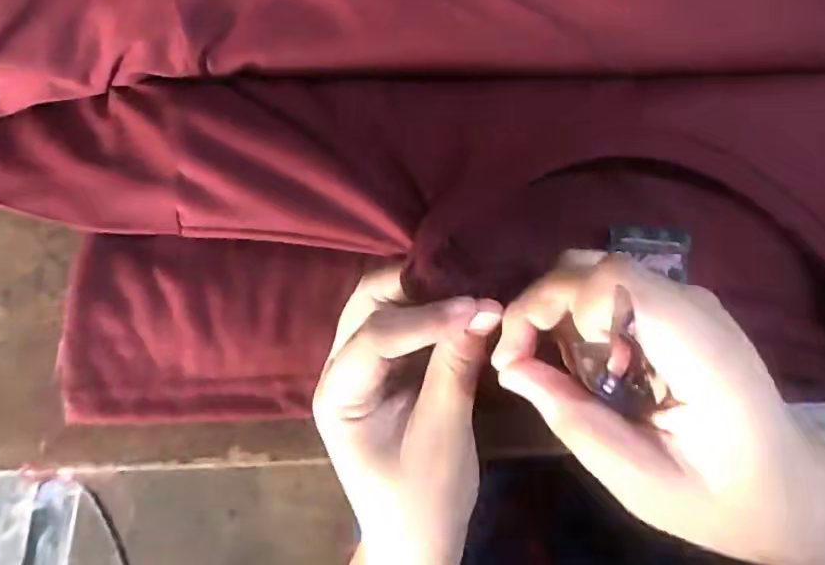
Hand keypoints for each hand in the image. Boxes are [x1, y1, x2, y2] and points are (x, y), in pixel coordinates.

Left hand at [314, 264, 501, 564]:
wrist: (417, 538)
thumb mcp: (443, 437)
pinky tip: (460, 302)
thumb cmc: (424, 499)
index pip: (377, 336)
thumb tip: (485, 306)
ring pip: (382, 299)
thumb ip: (456, 366)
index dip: (427, 317)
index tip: (477, 306)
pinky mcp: (384, 360)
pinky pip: (401, 314)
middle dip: (417, 286)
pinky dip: (430, 302)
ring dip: (424, 288)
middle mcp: (339, 367)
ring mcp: (359, 360)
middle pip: (369, 301)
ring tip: (468, 290)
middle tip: (470, 287)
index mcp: (339, 394)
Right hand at [490, 250, 824, 564]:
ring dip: (561, 309)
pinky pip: (615, 287)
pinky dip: (584, 314)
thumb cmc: (725, 499)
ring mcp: (687, 297)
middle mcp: (690, 302)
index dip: (558, 301)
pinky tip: (594, 364)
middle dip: (544, 304)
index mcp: (695, 344)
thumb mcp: (642, 482)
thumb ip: (575, 420)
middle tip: (522, 362)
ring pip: (598, 269)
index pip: (614, 278)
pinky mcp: (679, 303)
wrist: (793, 489)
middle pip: (595, 265)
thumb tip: (510, 368)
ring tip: (563, 369)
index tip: (524, 357)